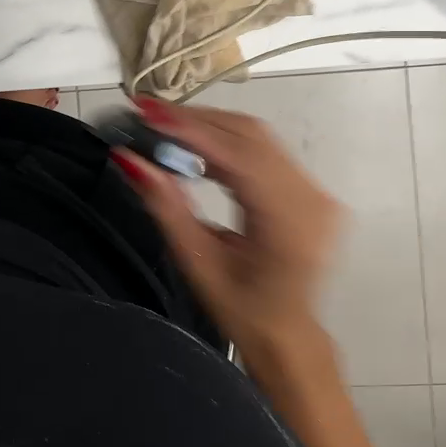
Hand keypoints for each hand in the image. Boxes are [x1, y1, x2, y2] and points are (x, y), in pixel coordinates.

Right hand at [114, 97, 342, 353]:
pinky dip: (225, 140)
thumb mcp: (196, 260)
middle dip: (195, 119)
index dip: (190, 128)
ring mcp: (315, 192)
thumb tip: (129, 159)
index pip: (237, 154)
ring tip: (163, 125)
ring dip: (208, 126)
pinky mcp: (310, 190)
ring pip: (256, 136)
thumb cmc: (240, 308)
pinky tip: (194, 145)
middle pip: (249, 134)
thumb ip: (165, 205)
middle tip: (147, 112)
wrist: (288, 335)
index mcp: (288, 222)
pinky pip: (263, 149)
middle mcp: (310, 198)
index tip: (146, 111)